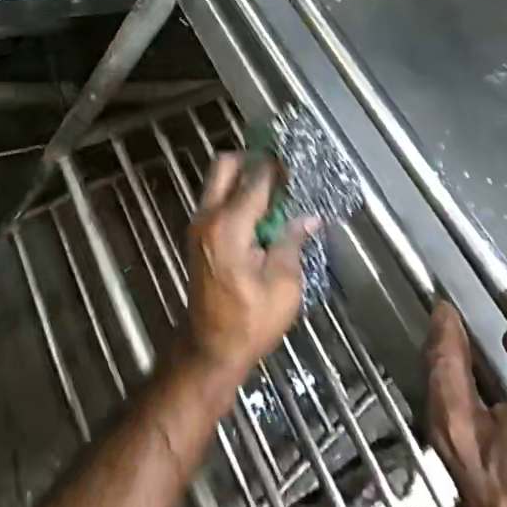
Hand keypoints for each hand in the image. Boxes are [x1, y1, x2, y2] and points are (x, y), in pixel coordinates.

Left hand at [183, 152, 318, 373]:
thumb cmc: (250, 320)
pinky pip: (215, 199)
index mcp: (229, 227)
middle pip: (225, 166)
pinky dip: (235, 196)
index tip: (296, 167)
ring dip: (243, 178)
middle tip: (281, 175)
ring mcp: (198, 223)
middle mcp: (207, 217)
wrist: (212, 344)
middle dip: (252, 162)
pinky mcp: (197, 233)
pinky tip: (260, 215)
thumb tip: (309, 217)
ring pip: (217, 180)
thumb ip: (291, 243)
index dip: (277, 170)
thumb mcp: (283, 285)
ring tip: (275, 195)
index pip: (254, 181)